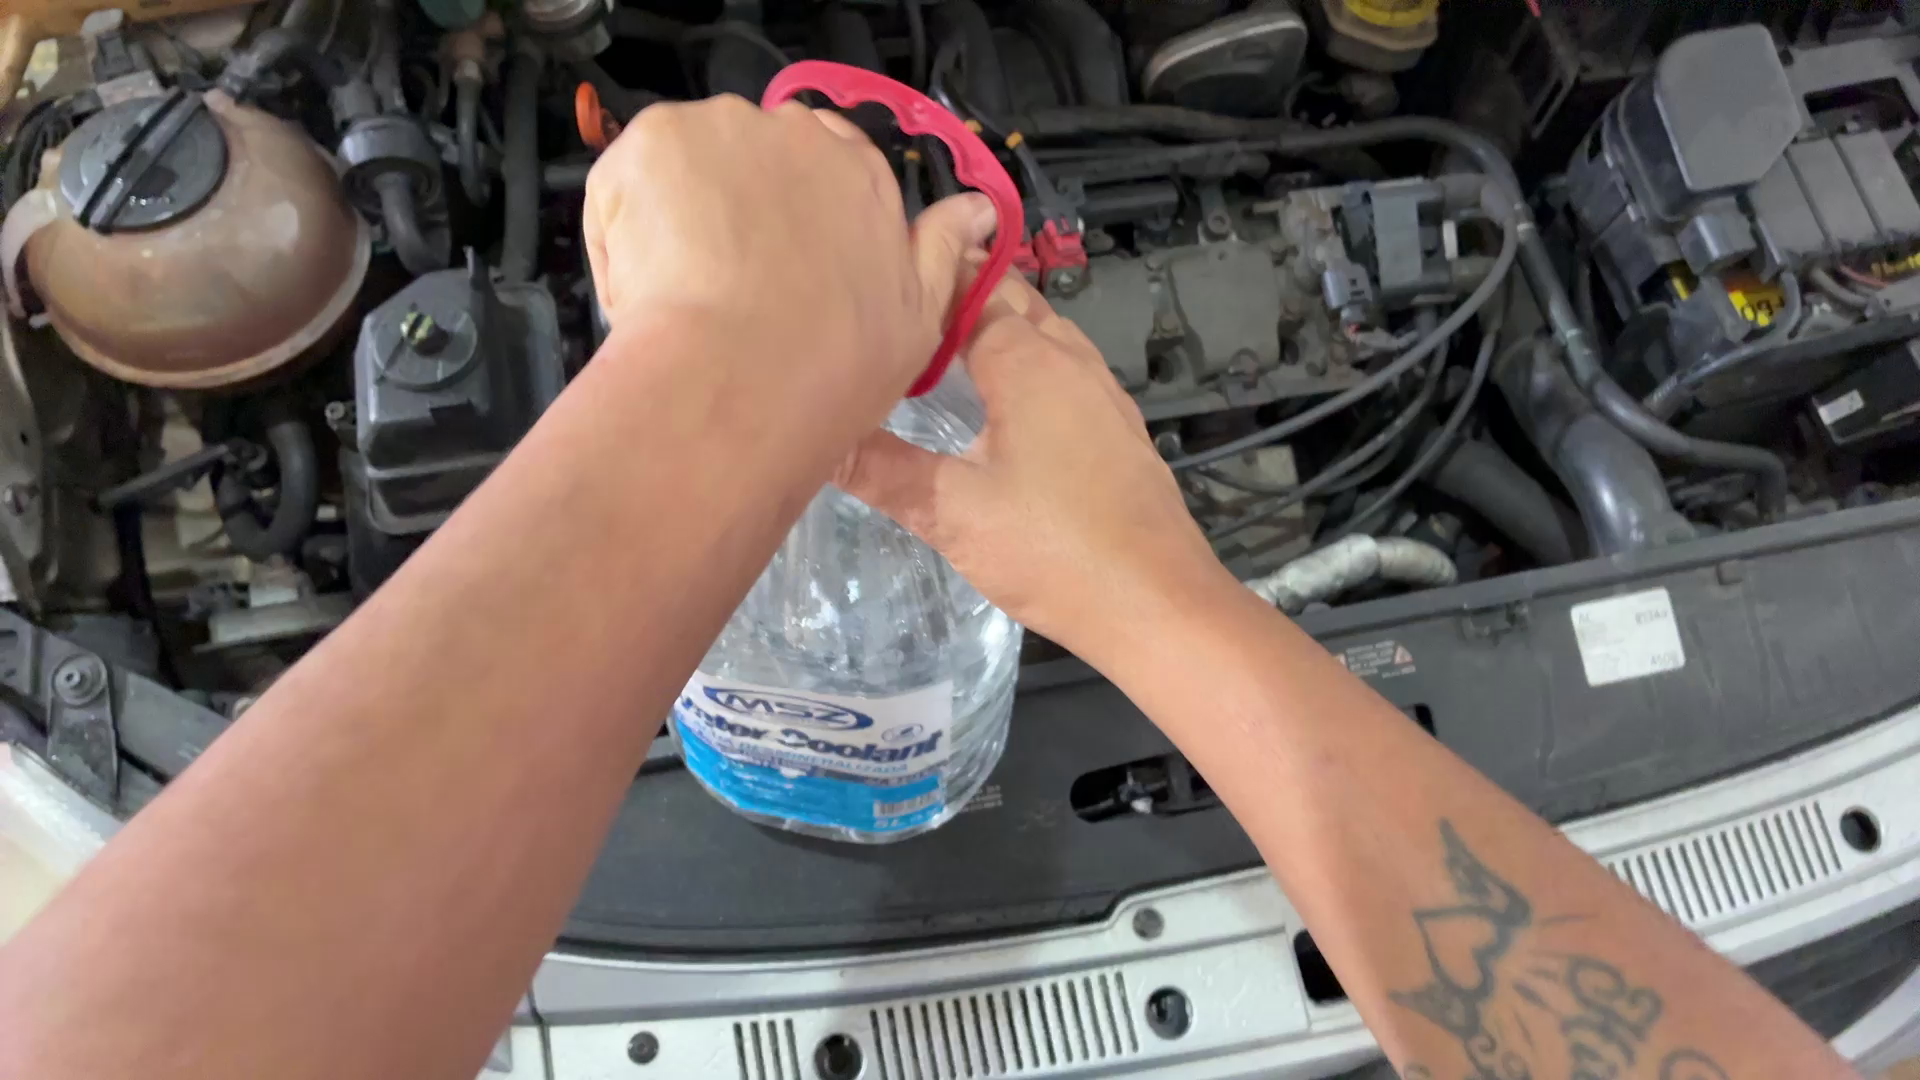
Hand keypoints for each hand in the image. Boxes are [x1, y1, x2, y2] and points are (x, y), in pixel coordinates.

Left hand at [583, 96, 996, 398]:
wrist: (744, 383)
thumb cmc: (837, 367)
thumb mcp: (919, 322)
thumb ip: (944, 253)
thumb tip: (979, 209)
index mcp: (864, 177)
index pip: (828, 169)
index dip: (798, 221)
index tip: (784, 271)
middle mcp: (801, 137)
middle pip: (760, 159)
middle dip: (742, 211)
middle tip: (735, 288)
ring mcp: (726, 132)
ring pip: (694, 169)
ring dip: (687, 218)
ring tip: (694, 297)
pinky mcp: (655, 144)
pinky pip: (635, 182)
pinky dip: (633, 228)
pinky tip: (655, 285)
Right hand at [834, 271, 1235, 664]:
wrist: (1156, 603)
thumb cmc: (1054, 551)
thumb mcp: (953, 513)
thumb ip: (882, 471)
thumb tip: (819, 441)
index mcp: (1029, 361)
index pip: (970, 288)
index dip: (924, 280)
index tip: (877, 286)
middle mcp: (1072, 361)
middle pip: (1012, 301)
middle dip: (959, 296)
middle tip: (900, 315)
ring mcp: (1104, 395)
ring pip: (1045, 335)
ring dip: (998, 329)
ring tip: (942, 350)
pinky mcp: (1119, 430)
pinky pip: (1066, 372)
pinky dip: (1028, 366)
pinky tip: (1004, 407)